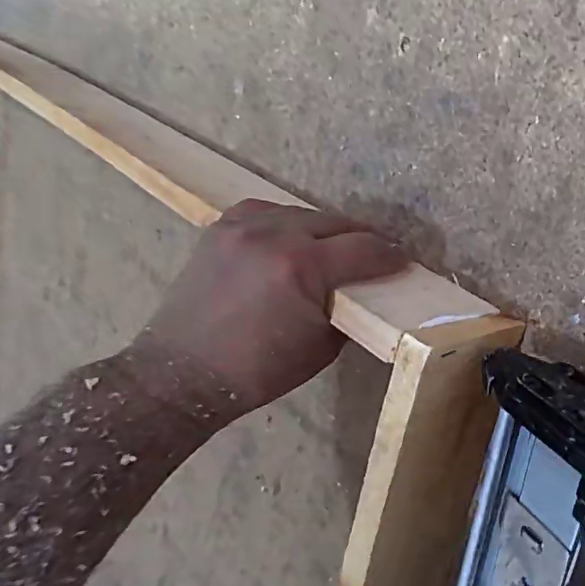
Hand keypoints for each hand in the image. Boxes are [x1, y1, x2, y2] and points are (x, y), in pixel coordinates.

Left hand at [136, 198, 407, 405]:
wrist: (180, 374)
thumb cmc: (258, 370)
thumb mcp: (322, 346)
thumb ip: (349, 307)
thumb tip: (365, 290)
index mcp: (301, 266)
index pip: (364, 248)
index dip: (390, 256)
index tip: (403, 263)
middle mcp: (273, 235)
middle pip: (337, 222)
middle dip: (363, 239)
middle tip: (377, 255)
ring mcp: (242, 227)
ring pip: (304, 213)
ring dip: (327, 230)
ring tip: (337, 247)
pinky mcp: (221, 228)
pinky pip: (269, 211)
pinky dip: (289, 222)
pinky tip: (294, 237)